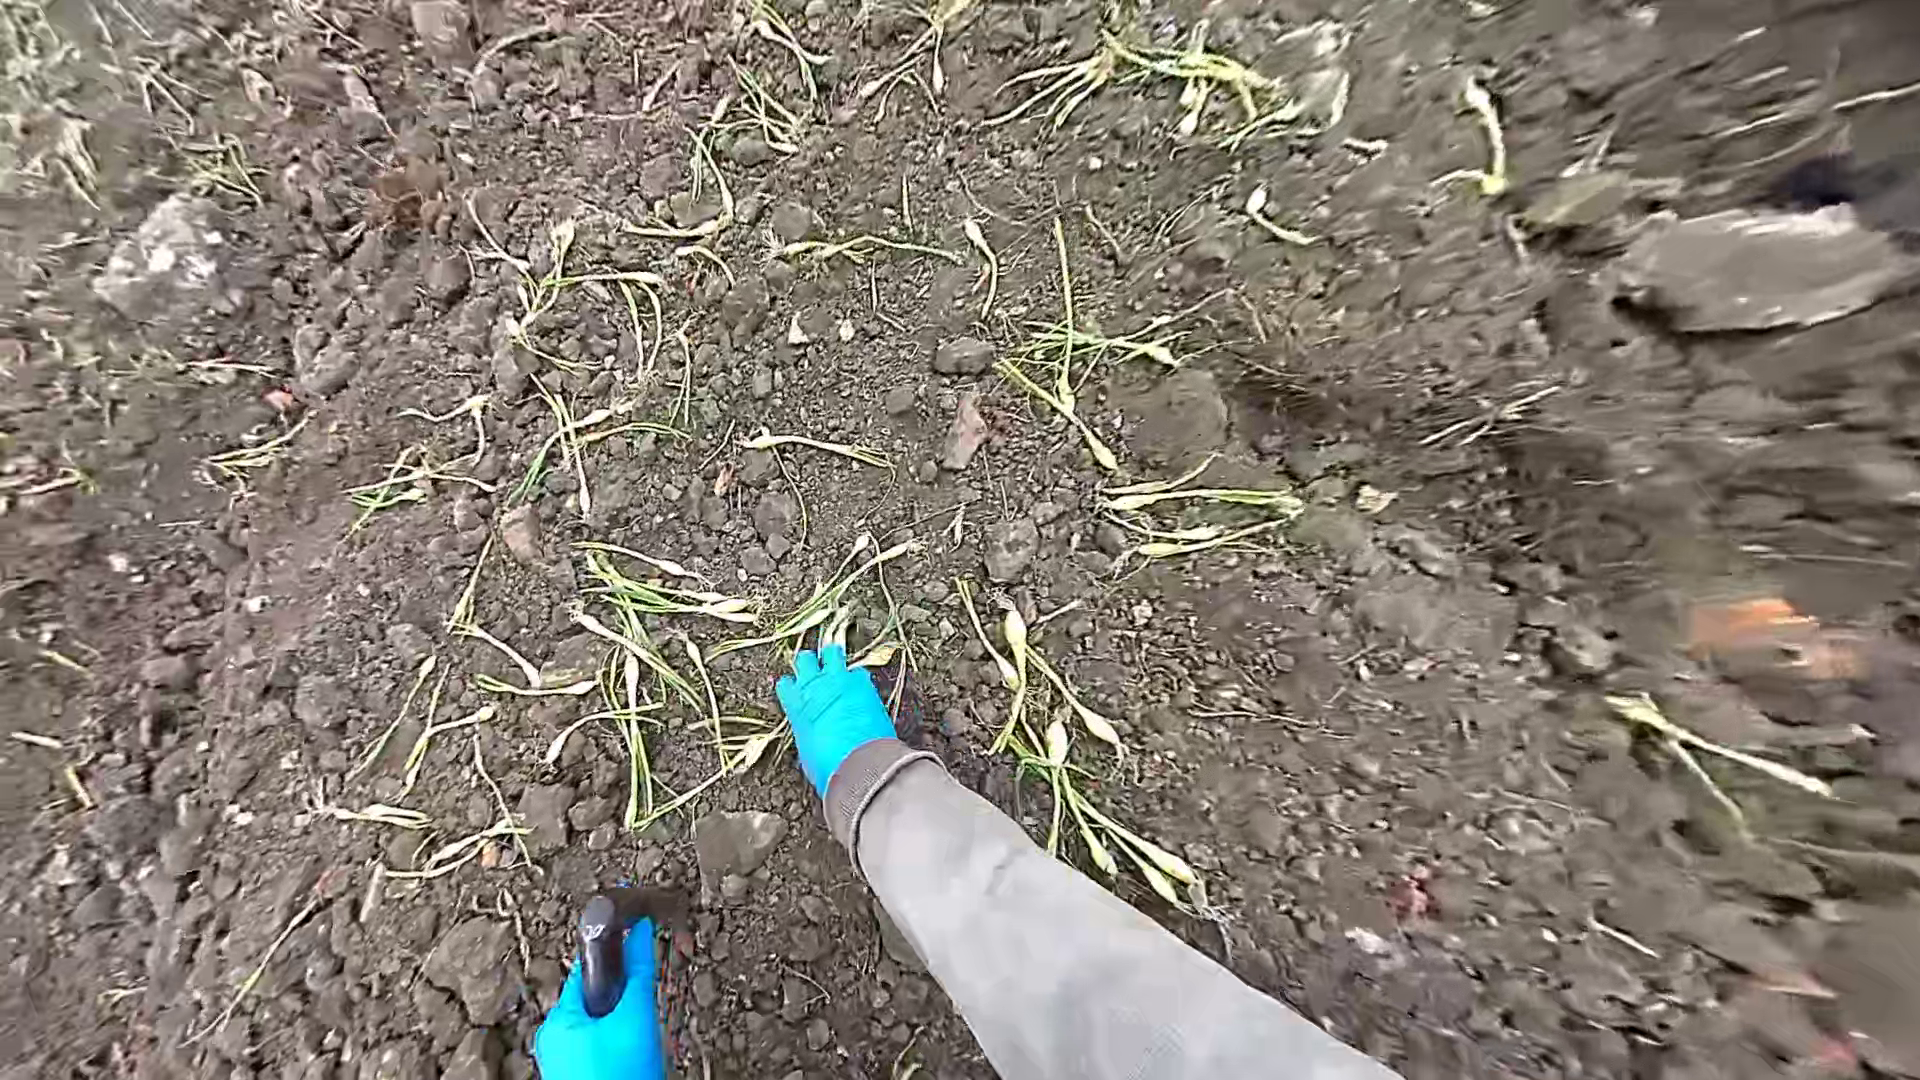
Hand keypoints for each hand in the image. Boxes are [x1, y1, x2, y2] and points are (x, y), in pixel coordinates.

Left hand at [533, 918, 663, 1079]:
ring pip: (600, 1012)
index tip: (634, 925)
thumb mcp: (637, 1011)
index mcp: (558, 1019)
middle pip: (596, 988)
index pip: (587, 964)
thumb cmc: (621, 1073)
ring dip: (623, 1009)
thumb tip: (640, 930)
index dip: (614, 946)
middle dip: (623, 986)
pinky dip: (618, 1028)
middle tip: (643, 994)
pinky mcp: (575, 1068)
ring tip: (639, 1026)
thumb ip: (639, 967)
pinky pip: (599, 1033)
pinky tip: (633, 1041)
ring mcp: (563, 1056)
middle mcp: (553, 1037)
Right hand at [777, 644, 894, 794]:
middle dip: (809, 662)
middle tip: (813, 667)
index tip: (794, 688)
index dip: (791, 686)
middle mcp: (815, 688)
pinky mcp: (863, 683)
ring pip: (832, 653)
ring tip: (835, 660)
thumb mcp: (808, 753)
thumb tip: (813, 734)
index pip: (786, 684)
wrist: (859, 763)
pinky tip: (859, 683)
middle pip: (806, 660)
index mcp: (796, 706)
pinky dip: (857, 677)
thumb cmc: (829, 766)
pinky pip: (858, 671)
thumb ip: (808, 733)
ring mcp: (840, 681)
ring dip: (833, 657)